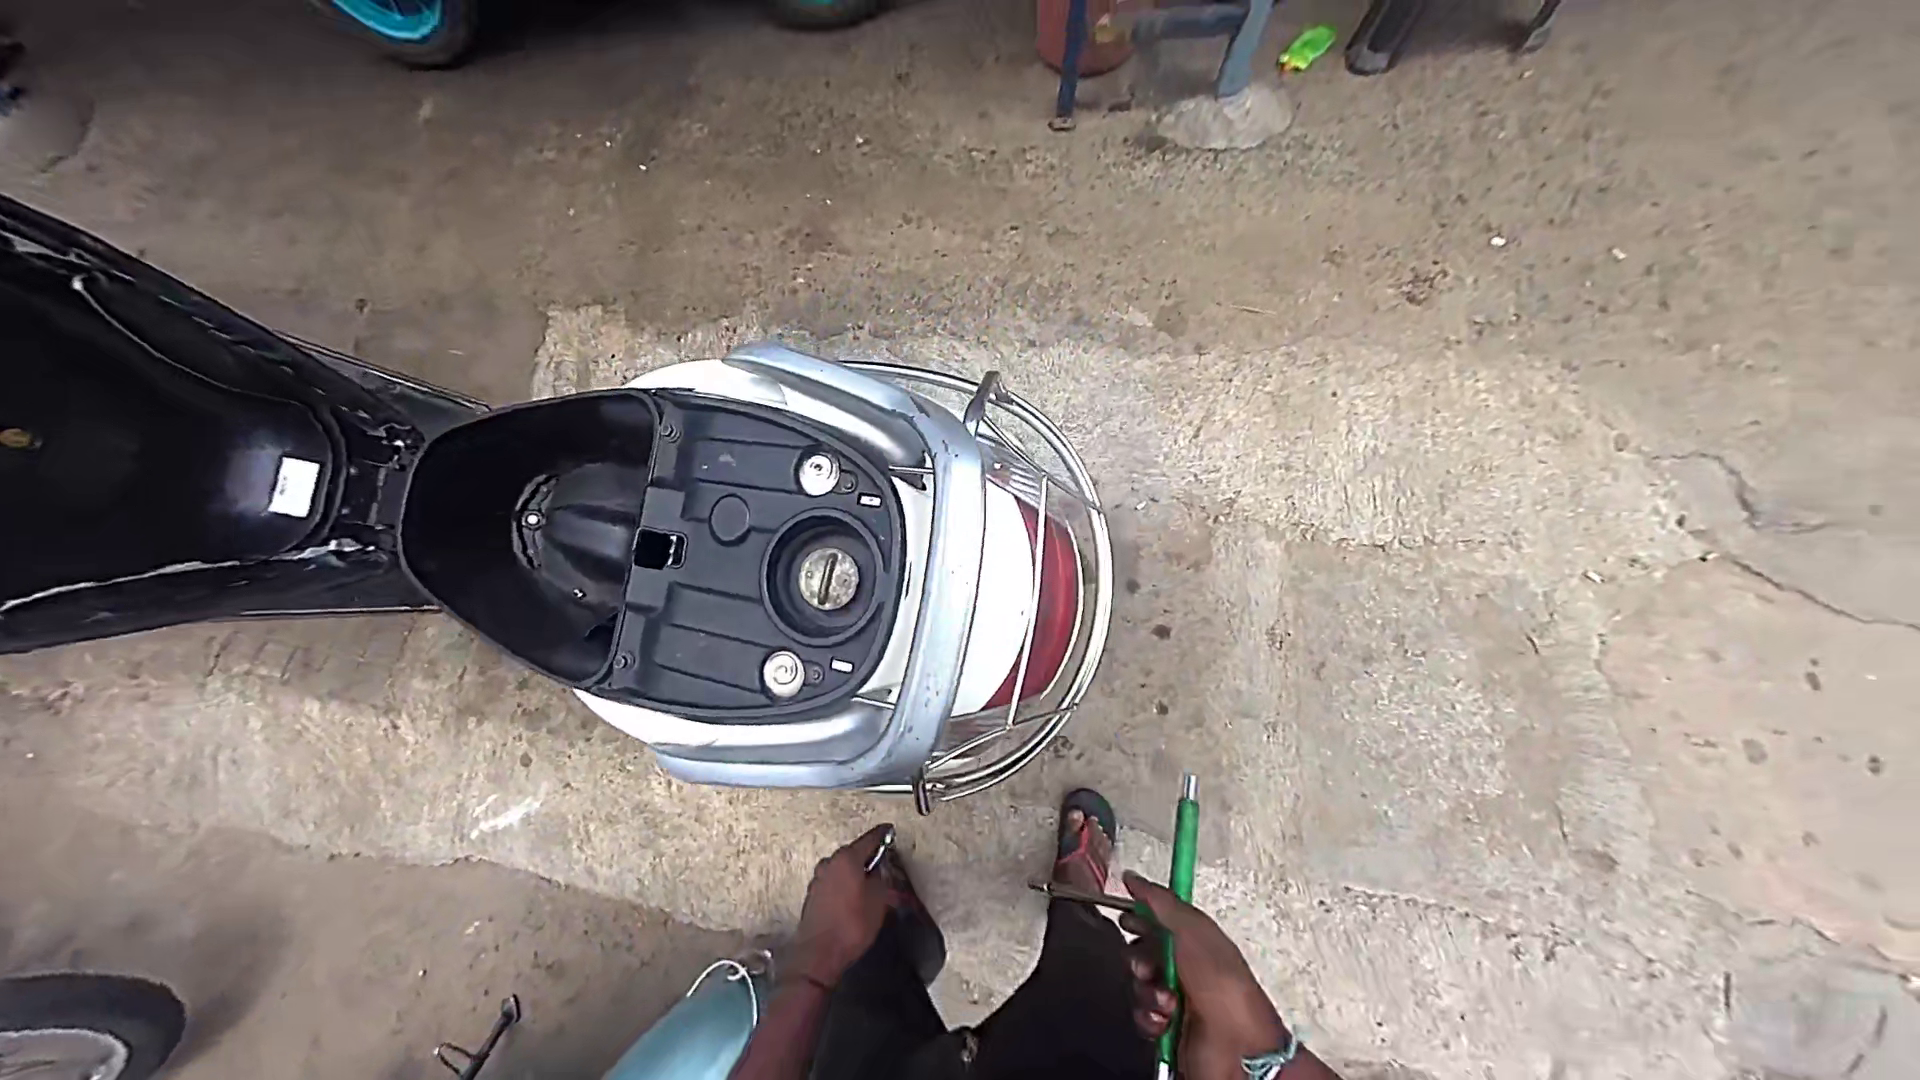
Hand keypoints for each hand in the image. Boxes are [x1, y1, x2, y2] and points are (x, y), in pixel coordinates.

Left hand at [789, 823, 894, 988]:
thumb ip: (881, 877)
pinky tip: (852, 897)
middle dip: (868, 857)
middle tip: (883, 863)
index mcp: (847, 858)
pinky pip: (834, 881)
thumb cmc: (851, 926)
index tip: (890, 830)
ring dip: (855, 872)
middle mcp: (830, 863)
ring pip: (842, 868)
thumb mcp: (879, 900)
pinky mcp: (813, 895)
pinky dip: (844, 883)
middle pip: (854, 852)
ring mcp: (818, 878)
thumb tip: (878, 869)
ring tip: (869, 885)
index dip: (883, 834)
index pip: (870, 838)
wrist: (818, 956)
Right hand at [1122, 872, 1288, 1079]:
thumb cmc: (1219, 982)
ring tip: (1167, 1002)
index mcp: (1192, 938)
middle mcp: (1181, 965)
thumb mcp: (1191, 930)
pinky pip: (1142, 1014)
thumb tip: (1130, 876)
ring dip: (1148, 991)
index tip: (1127, 920)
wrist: (1237, 1047)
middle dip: (1138, 958)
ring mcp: (1174, 997)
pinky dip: (1150, 1017)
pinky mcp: (1167, 1028)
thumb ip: (1160, 901)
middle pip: (1140, 950)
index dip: (1138, 917)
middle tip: (1147, 969)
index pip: (1155, 918)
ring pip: (1138, 983)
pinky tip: (1165, 1022)